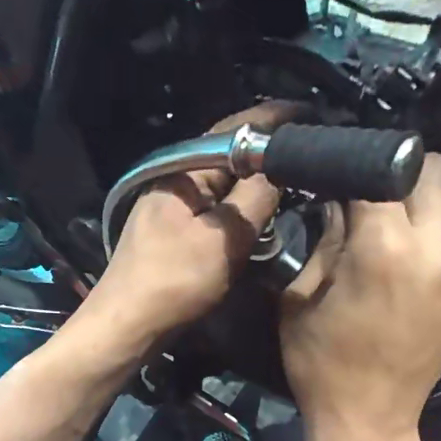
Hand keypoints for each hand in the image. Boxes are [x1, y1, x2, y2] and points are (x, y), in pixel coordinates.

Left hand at [79, 101, 304, 347]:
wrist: (127, 326)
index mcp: (185, 170)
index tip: (313, 115)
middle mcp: (177, 179)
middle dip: (270, 149)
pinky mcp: (175, 231)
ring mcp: (174, 206)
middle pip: (231, 154)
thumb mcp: (225, 238)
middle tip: (312, 150)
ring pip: (225, 183)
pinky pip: (217, 207)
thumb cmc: (175, 281)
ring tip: (295, 178)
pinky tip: (261, 213)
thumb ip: (257, 197)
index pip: (236, 128)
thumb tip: (283, 163)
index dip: (276, 119)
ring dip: (257, 179)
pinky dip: (242, 206)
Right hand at [280, 154, 440, 440]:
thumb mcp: (303, 296)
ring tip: (419, 210)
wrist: (366, 419)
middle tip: (377, 196)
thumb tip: (343, 198)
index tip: (341, 179)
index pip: (380, 168)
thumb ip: (327, 237)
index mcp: (383, 246)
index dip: (355, 165)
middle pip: (434, 167)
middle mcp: (437, 245)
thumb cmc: (322, 362)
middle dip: (401, 169)